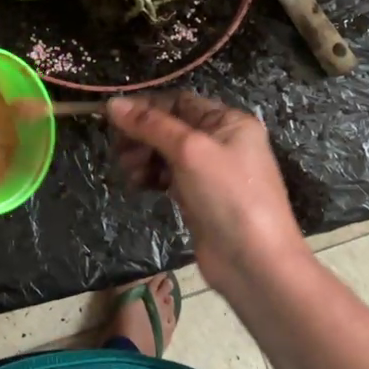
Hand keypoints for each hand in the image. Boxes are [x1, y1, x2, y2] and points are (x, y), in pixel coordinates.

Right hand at [107, 92, 305, 287]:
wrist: (256, 266)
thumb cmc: (229, 196)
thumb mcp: (189, 151)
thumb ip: (150, 125)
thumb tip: (112, 103)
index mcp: (228, 122)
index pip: (179, 102)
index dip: (146, 107)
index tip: (113, 116)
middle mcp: (221, 142)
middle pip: (169, 126)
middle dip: (141, 135)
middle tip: (118, 149)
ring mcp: (209, 172)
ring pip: (165, 152)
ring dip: (142, 156)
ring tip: (128, 170)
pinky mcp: (198, 198)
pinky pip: (166, 176)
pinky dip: (150, 176)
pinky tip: (137, 184)